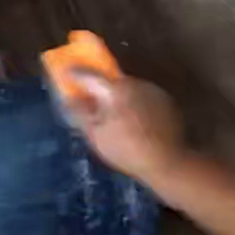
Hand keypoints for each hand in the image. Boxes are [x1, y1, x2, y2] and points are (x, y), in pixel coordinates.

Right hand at [59, 73, 189, 185]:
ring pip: (128, 89)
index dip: (74, 72)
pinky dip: (135, 105)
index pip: (89, 74)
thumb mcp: (95, 135)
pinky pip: (143, 98)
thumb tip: (68, 99)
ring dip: (119, 97)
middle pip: (110, 81)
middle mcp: (135, 83)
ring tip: (114, 117)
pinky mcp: (167, 101)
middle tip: (90, 101)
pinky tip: (135, 123)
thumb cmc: (126, 150)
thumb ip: (79, 113)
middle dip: (99, 89)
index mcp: (114, 89)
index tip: (65, 71)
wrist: (169, 162)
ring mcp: (153, 91)